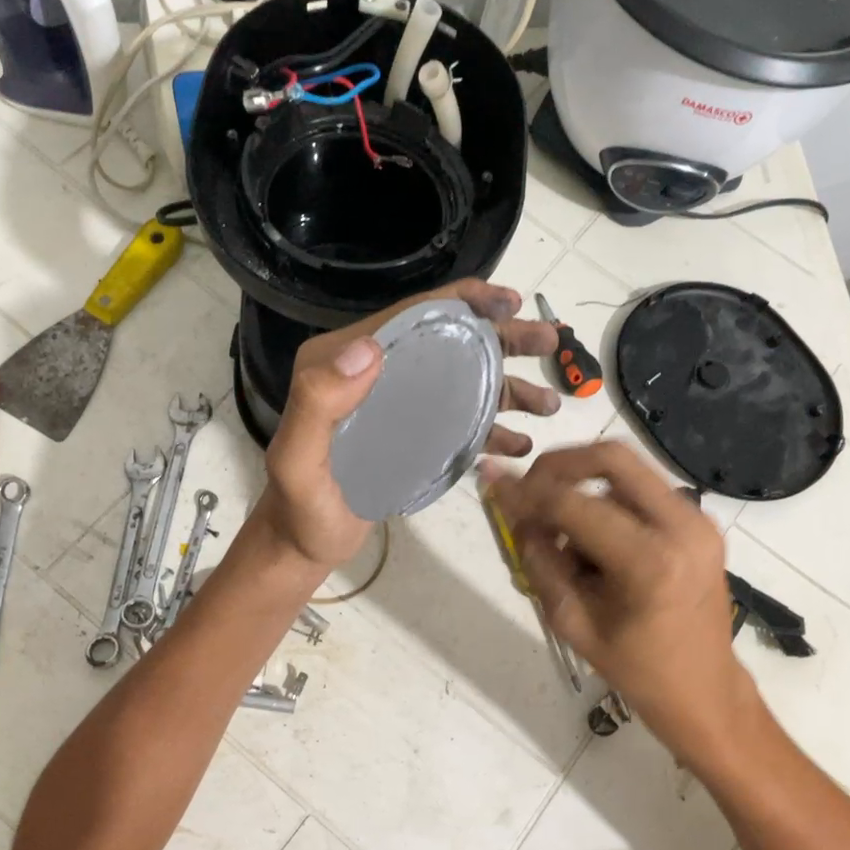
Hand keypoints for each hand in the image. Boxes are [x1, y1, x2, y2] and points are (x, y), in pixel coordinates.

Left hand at [256, 279, 562, 569]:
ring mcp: (397, 407)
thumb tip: (371, 348)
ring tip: (549, 403)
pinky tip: (522, 442)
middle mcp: (373, 377)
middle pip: (446, 345)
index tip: (510, 301)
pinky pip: (460, 423)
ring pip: (461, 383)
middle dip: (502, 339)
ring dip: (509, 387)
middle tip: (550, 341)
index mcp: (342, 364)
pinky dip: (494, 429)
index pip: (409, 317)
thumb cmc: (300, 509)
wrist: (302, 548)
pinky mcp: (412, 437)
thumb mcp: (299, 460)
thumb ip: (319, 402)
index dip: (463, 302)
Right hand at [484, 442, 746, 743]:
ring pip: (625, 471)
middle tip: (527, 488)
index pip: (574, 505)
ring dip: (582, 487)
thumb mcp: (572, 620)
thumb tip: (511, 507)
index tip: (493, 482)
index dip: (526, 492)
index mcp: (650, 562)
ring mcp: (698, 519)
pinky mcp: (700, 521)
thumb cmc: (636, 668)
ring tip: (560, 533)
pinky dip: (607, 500)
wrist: (705, 690)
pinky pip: (642, 489)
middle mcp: (682, 526)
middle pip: (611, 457)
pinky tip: (592, 540)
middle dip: (558, 465)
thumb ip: (539, 559)